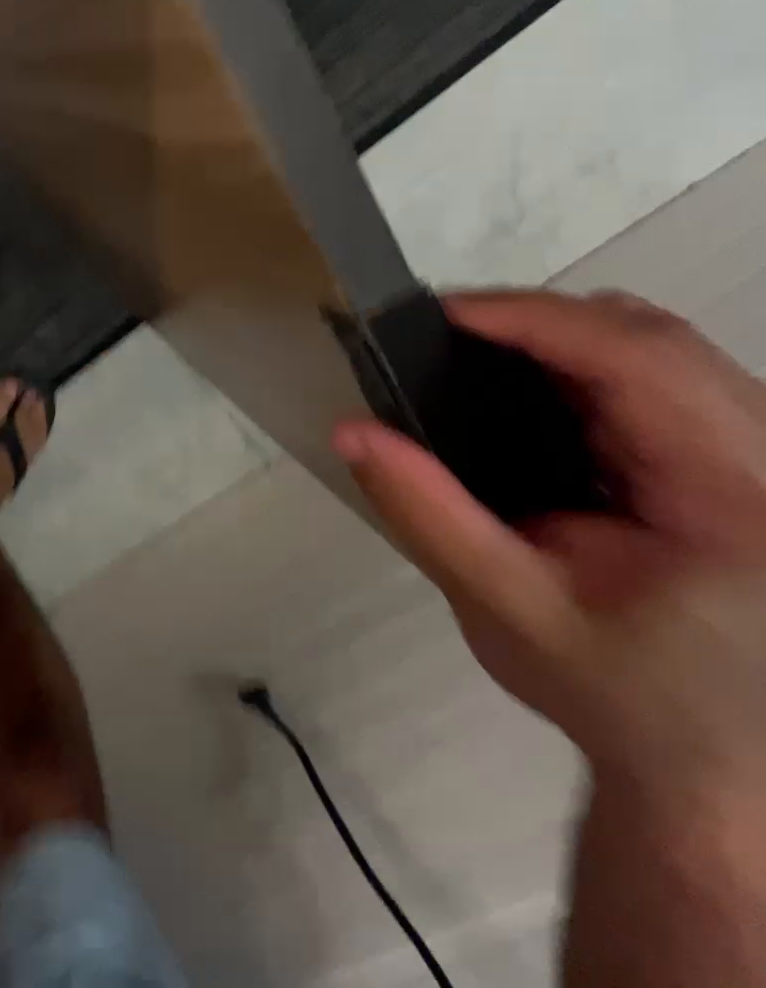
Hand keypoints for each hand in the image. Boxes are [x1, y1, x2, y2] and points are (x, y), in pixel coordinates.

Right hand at [336, 290, 765, 809]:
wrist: (713, 762)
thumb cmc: (615, 693)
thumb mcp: (505, 604)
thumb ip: (427, 513)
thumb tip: (351, 431)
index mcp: (732, 486)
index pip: (637, 356)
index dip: (533, 318)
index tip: (434, 313)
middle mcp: (765, 454)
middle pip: (654, 339)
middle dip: (537, 324)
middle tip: (433, 340)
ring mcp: (757, 458)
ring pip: (662, 356)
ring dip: (559, 347)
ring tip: (462, 366)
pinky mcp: (737, 470)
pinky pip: (661, 390)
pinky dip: (580, 381)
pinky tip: (520, 407)